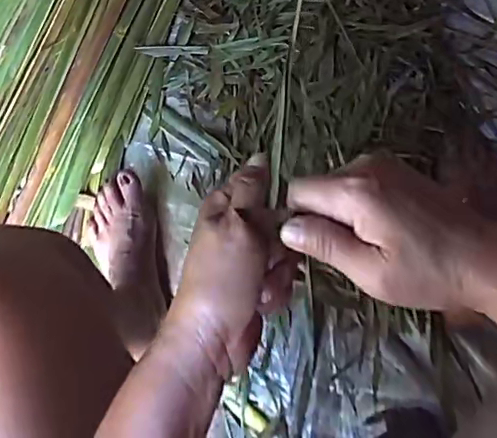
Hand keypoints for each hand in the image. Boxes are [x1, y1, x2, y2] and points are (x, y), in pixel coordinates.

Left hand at [160, 155, 297, 380]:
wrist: (211, 341)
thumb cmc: (222, 276)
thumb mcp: (238, 223)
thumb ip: (252, 189)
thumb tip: (260, 154)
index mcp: (224, 205)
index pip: (260, 183)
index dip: (276, 197)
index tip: (284, 212)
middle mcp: (236, 227)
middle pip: (279, 220)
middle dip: (281, 241)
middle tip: (268, 256)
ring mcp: (247, 259)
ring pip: (285, 251)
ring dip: (279, 271)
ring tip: (261, 285)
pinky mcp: (257, 287)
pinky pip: (282, 278)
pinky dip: (276, 291)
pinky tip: (262, 302)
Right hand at [280, 153, 496, 311]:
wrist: (483, 256)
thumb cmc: (427, 273)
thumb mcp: (372, 273)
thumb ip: (325, 245)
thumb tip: (286, 228)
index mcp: (353, 190)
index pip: (297, 191)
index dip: (296, 220)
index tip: (311, 249)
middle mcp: (363, 165)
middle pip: (317, 187)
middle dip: (320, 217)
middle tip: (345, 255)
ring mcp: (381, 162)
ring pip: (336, 184)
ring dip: (341, 212)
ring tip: (370, 244)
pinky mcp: (395, 167)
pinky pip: (357, 181)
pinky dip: (359, 204)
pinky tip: (385, 229)